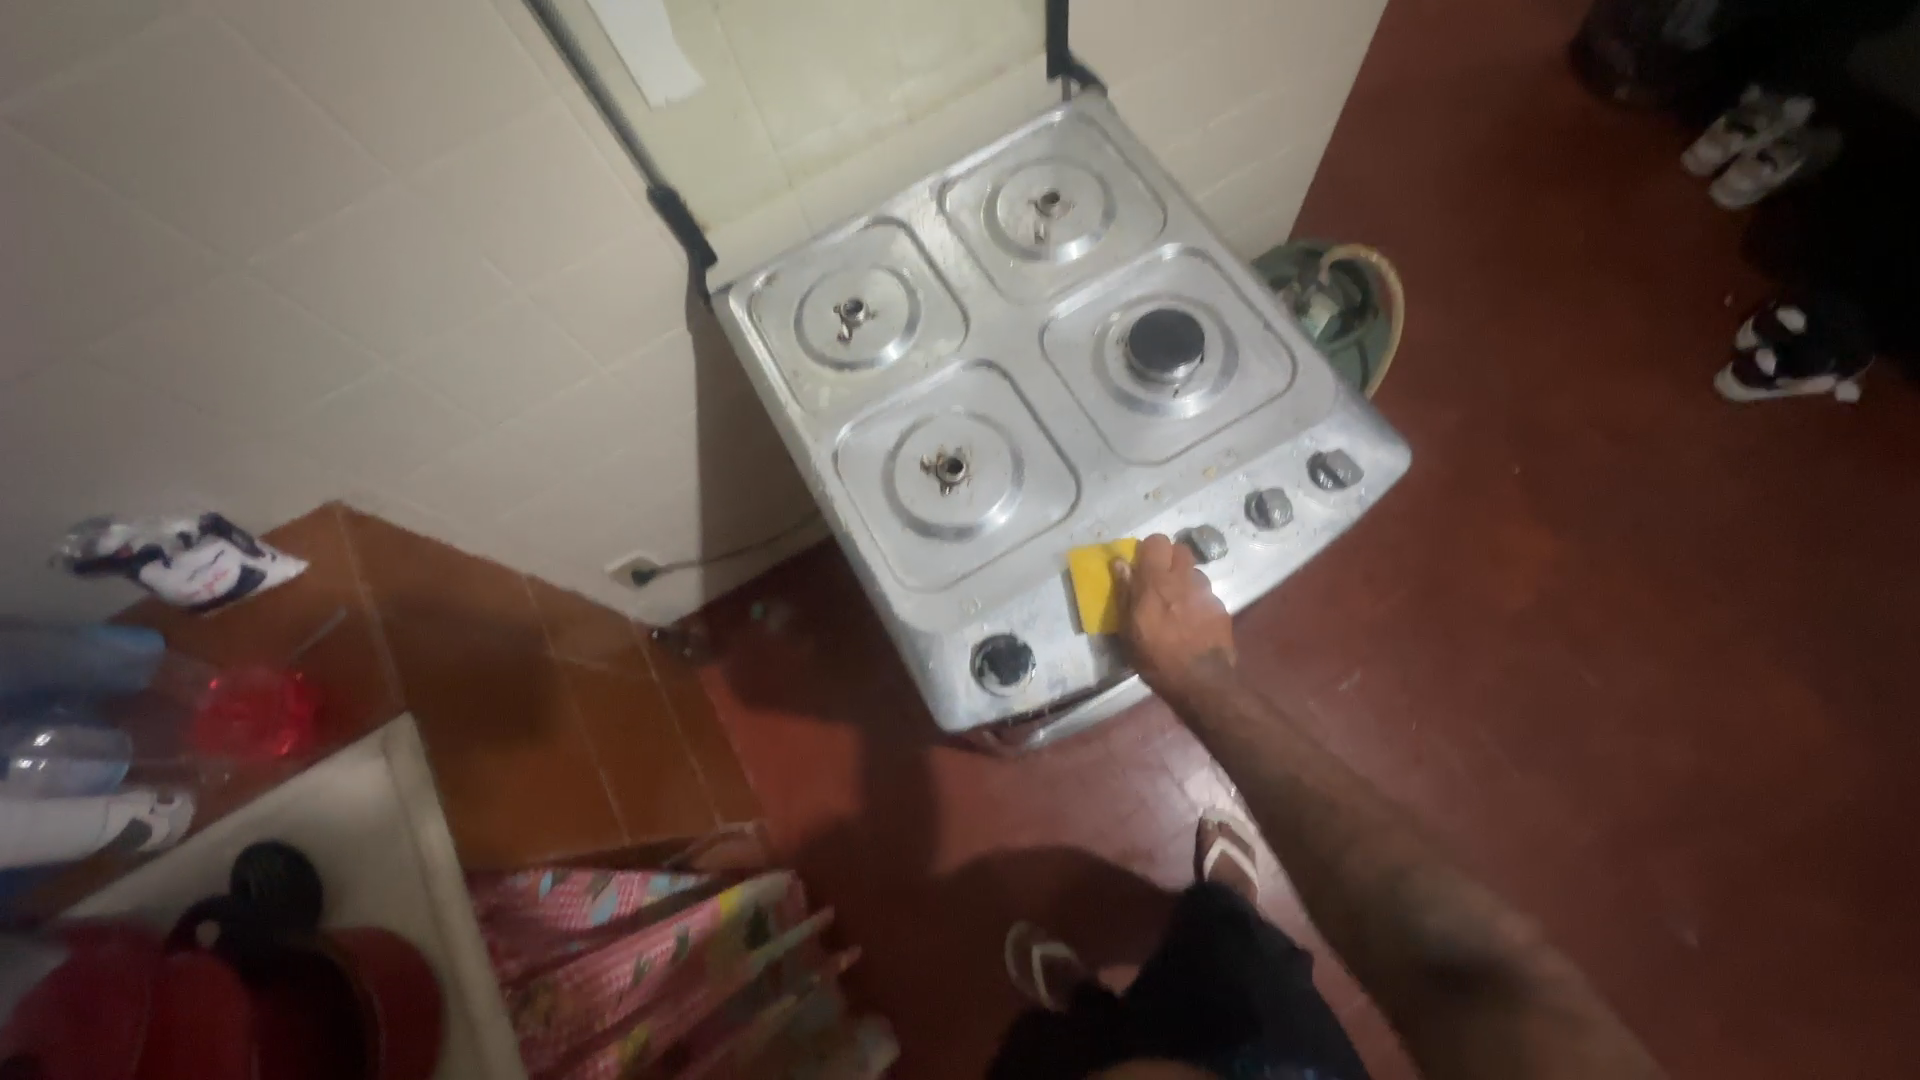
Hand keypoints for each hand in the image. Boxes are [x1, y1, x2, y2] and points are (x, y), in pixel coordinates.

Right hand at [1112, 534, 1235, 696]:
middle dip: (1169, 559)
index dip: (1149, 550)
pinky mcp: (1220, 607)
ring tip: (1177, 603)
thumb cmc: (1155, 657)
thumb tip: (1120, 563)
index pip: (1156, 541)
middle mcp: (1183, 580)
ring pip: (1194, 571)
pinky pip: (1206, 593)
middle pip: (1180, 549)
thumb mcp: (1128, 629)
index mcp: (1155, 581)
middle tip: (1159, 580)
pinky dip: (1197, 600)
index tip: (1142, 566)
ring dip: (1184, 580)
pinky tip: (1193, 621)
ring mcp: (1205, 593)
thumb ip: (1125, 592)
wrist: (1200, 681)